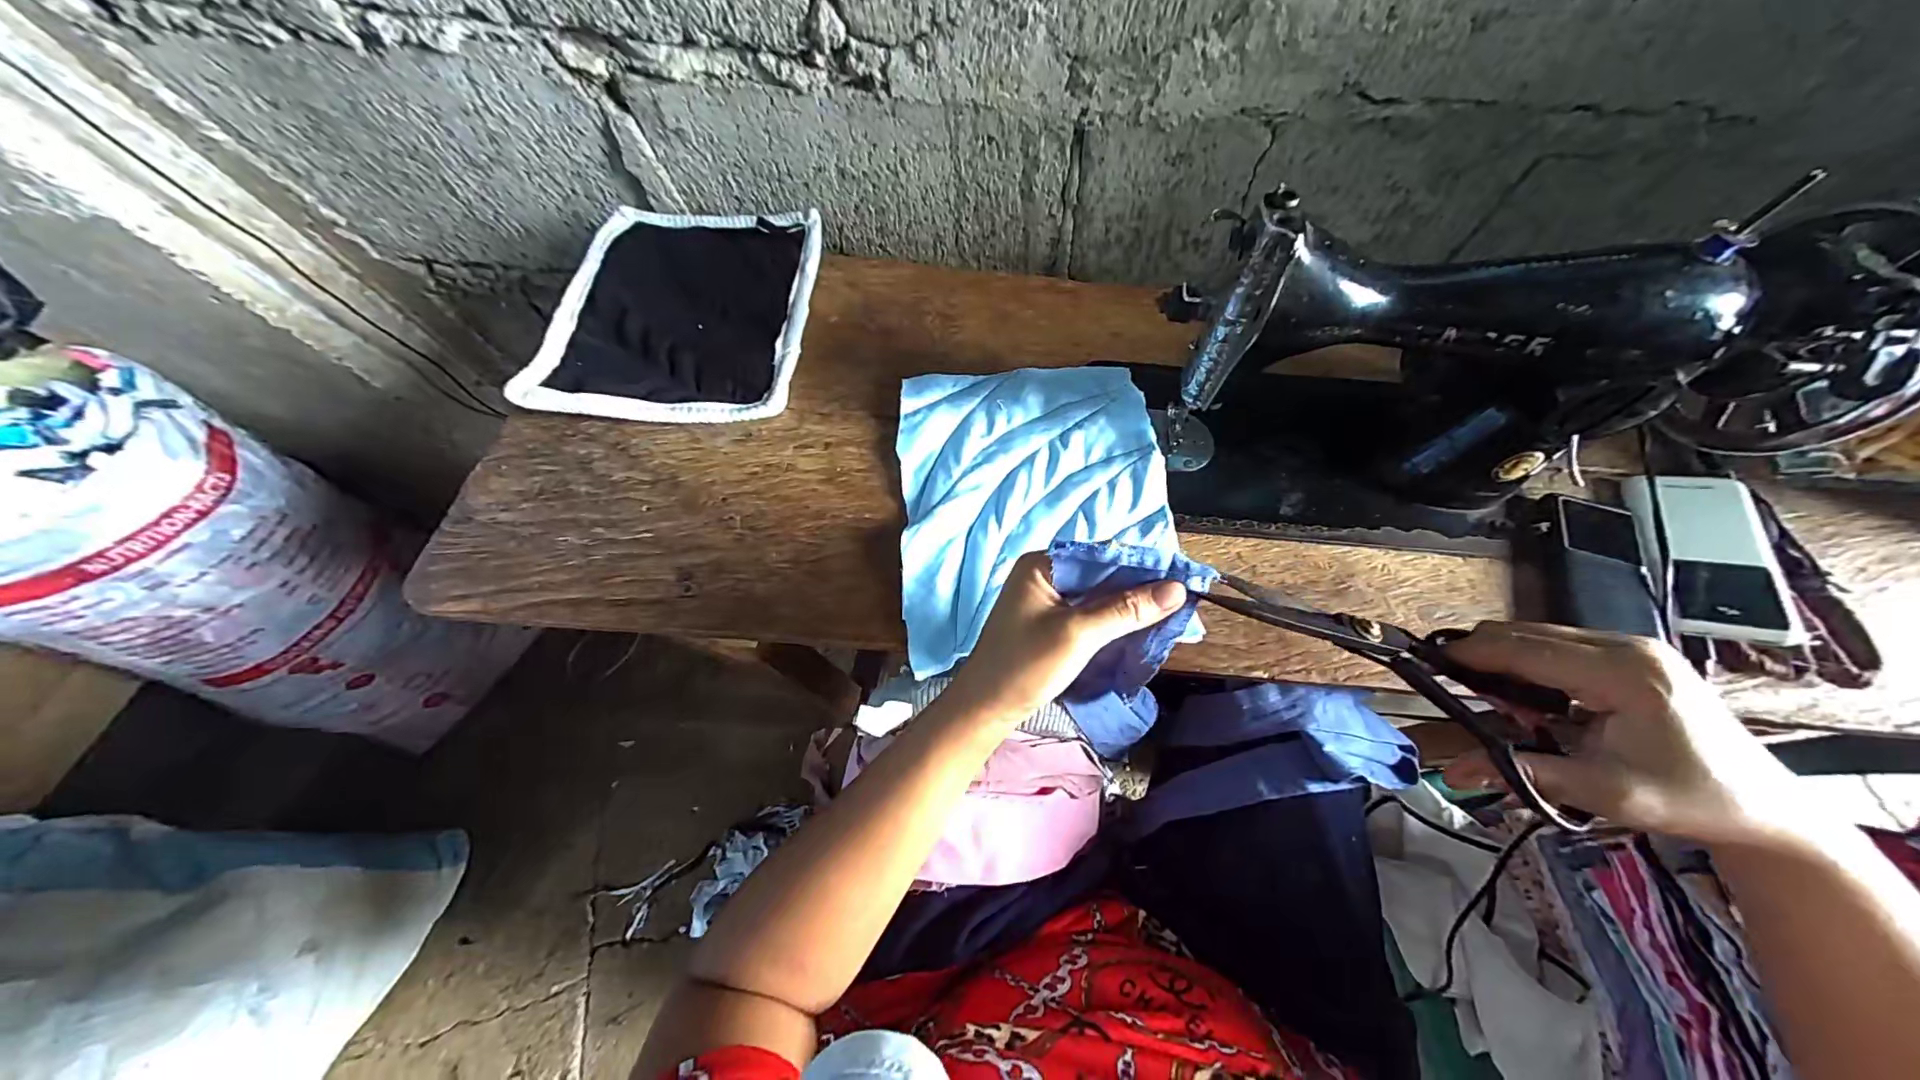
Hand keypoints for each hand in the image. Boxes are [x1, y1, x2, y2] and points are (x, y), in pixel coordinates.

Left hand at [942, 552, 1187, 723]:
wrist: (986, 707)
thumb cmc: (1025, 665)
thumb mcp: (1079, 634)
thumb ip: (1126, 609)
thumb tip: (1175, 588)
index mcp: (1041, 565)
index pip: (1101, 555)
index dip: (1141, 566)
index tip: (1182, 577)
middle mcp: (1042, 574)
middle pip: (1100, 574)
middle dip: (1138, 587)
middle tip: (1182, 598)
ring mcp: (1044, 599)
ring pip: (1097, 595)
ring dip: (1128, 605)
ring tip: (1169, 612)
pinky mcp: (1048, 622)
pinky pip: (1087, 612)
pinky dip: (1112, 619)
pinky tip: (1138, 626)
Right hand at [1440, 621, 1809, 847]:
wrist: (1766, 808)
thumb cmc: (1688, 800)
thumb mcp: (1603, 792)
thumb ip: (1524, 772)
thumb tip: (1454, 772)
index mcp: (1624, 674)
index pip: (1524, 649)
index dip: (1471, 654)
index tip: (1426, 662)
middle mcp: (1627, 647)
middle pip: (1526, 633)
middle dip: (1481, 655)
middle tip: (1450, 686)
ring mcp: (1633, 647)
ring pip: (1538, 635)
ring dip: (1504, 660)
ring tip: (1494, 702)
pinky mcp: (1632, 655)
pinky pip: (1559, 645)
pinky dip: (1529, 664)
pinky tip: (1528, 698)